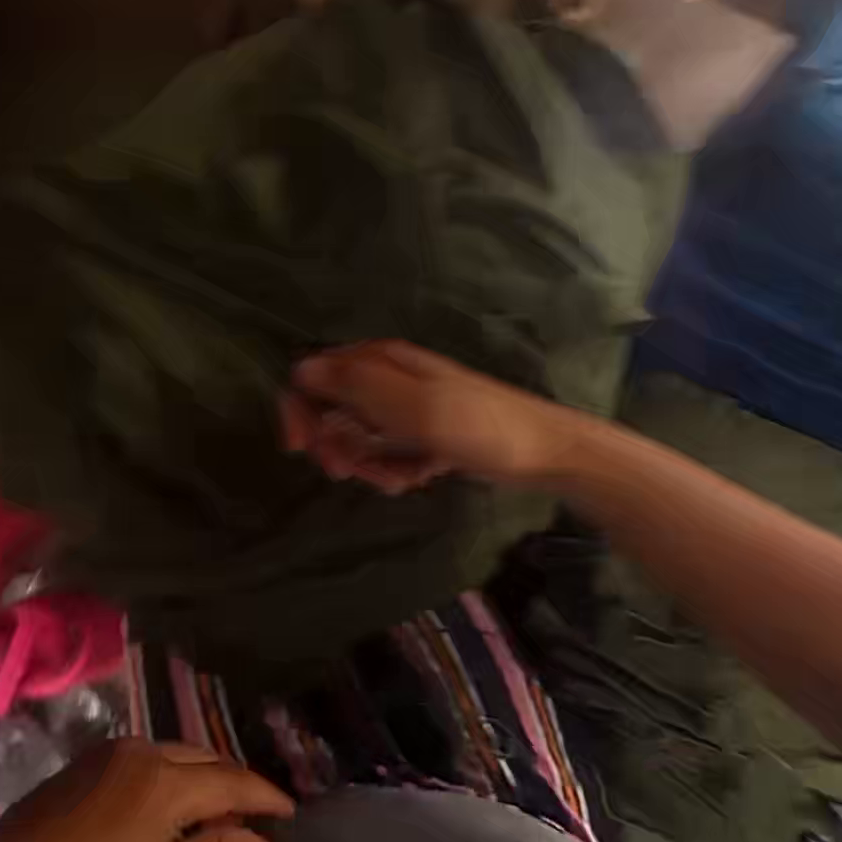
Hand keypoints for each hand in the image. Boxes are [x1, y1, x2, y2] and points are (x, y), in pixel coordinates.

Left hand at [0, 739, 294, 841]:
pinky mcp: (76, 767)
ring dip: (198, 779)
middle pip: (200, 758)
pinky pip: (139, 760)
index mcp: (158, 781)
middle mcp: (134, 751)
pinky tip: (167, 809)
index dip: (264, 795)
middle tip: (257, 818)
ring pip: (169, 755)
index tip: (291, 812)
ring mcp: (101, 755)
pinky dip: (165, 778)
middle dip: (232, 784)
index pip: (229, 779)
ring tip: (217, 815)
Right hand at [280, 339, 582, 491]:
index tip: (300, 448)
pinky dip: (394, 470)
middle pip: (333, 411)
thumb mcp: (412, 405)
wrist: (541, 453)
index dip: (300, 410)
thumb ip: (354, 385)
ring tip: (398, 479)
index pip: (315, 376)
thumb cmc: (477, 425)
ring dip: (369, 464)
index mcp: (380, 361)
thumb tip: (299, 368)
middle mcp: (386, 379)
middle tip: (350, 472)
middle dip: (337, 447)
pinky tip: (418, 476)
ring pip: (358, 438)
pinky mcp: (417, 433)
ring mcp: (402, 408)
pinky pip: (386, 453)